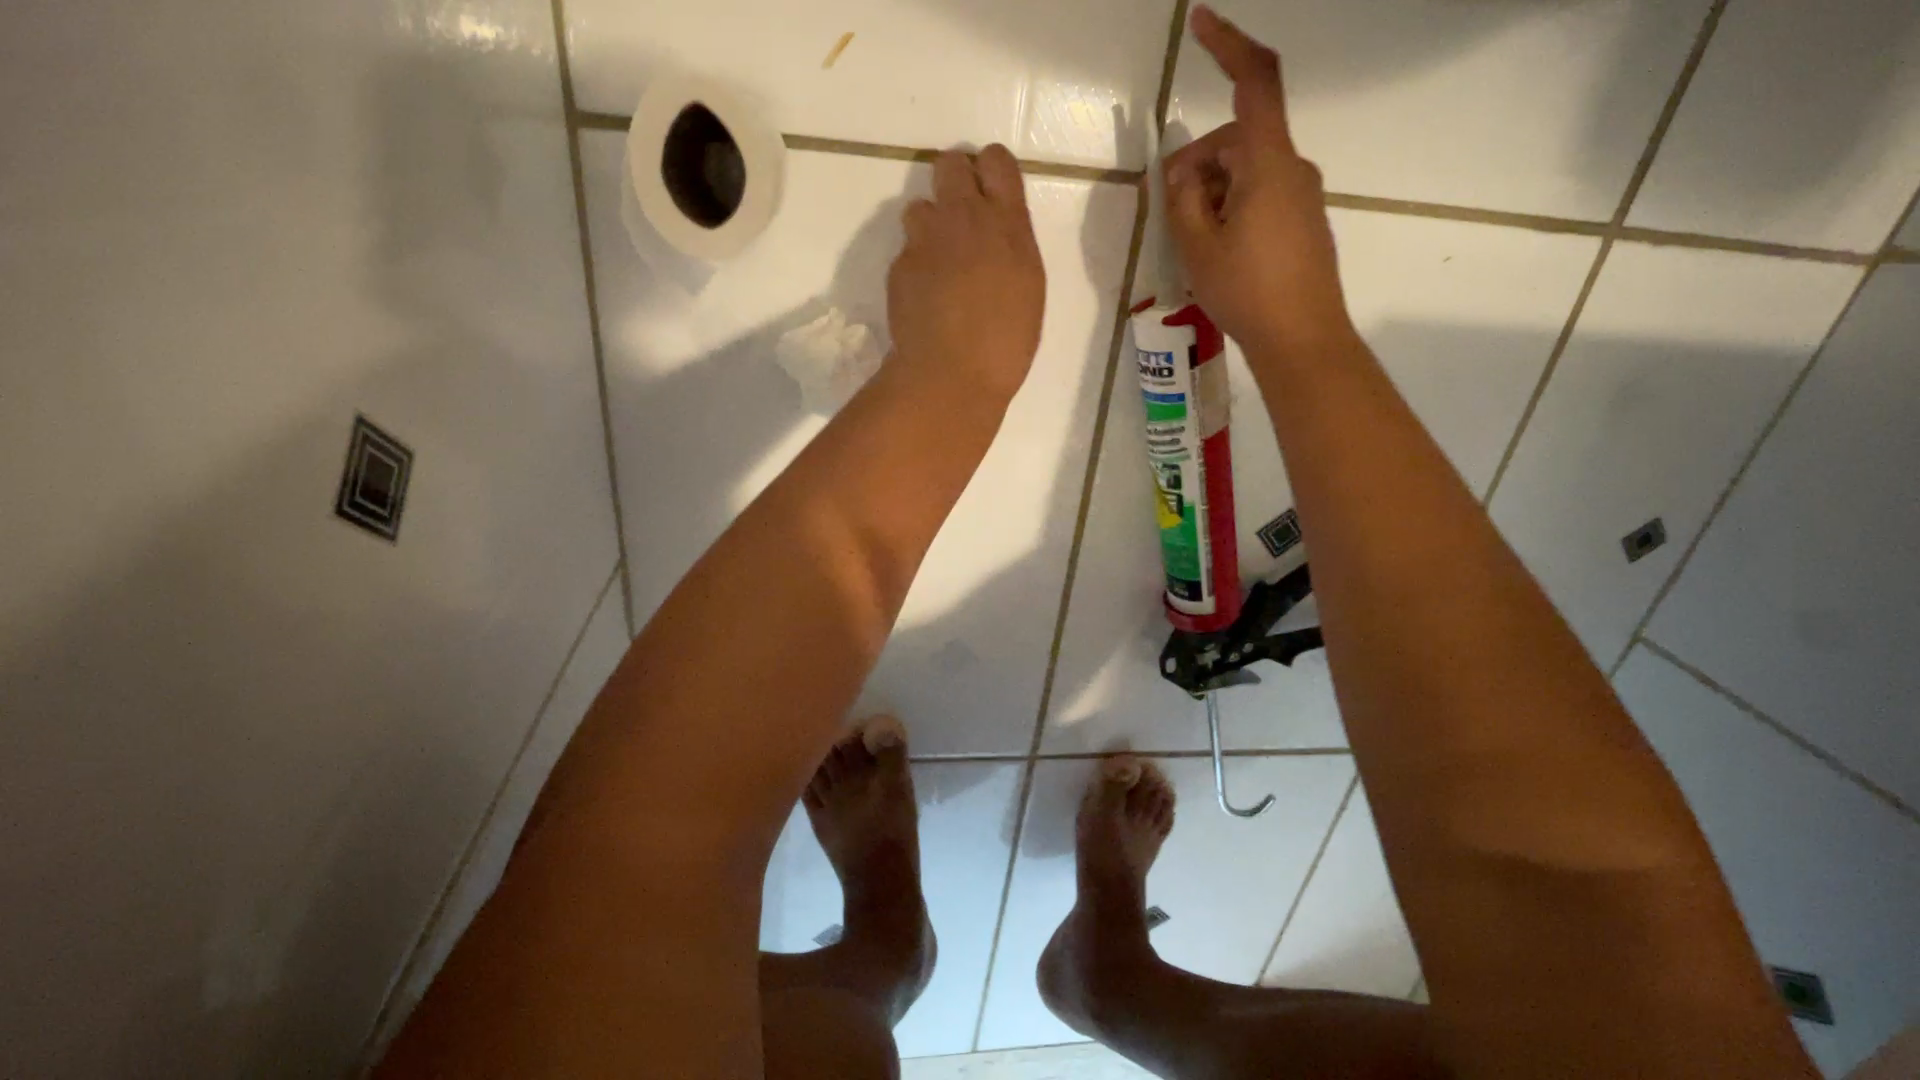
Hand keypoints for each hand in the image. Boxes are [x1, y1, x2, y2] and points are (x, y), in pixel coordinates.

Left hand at [886, 146, 1046, 404]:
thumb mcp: (1028, 286)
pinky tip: (925, 295)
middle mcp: (965, 218)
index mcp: (1008, 223)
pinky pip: (907, 249)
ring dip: (930, 225)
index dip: (990, 169)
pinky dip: (915, 264)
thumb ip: (1012, 246)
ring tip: (940, 262)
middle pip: (950, 164)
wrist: (951, 375)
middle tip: (961, 216)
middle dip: (954, 180)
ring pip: (920, 206)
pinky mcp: (900, 264)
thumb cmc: (1006, 343)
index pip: (996, 160)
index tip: (991, 190)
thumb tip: (997, 235)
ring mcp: (926, 239)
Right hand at [1166, 6, 1355, 362]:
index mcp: (1268, 163)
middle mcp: (1293, 168)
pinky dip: (1232, 207)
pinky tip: (1217, 251)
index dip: (1227, 44)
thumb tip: (1182, 173)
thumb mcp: (1198, 246)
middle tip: (1169, 209)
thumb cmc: (1248, 291)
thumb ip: (1183, 199)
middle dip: (1197, 162)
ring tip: (1192, 242)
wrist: (1303, 340)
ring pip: (1246, 170)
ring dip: (1212, 191)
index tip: (1199, 21)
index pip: (1255, 81)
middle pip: (1237, 138)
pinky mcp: (1304, 221)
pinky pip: (1261, 195)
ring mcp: (1303, 195)